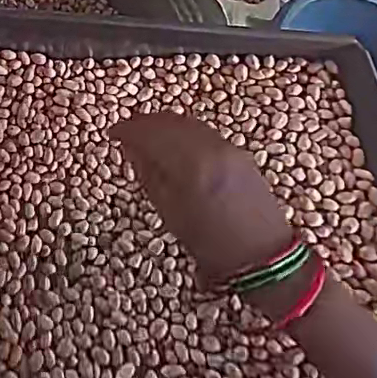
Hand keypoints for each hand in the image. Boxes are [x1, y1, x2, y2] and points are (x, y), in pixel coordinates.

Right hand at [110, 112, 293, 284]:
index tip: (112, 133)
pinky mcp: (238, 152)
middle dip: (143, 123)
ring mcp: (227, 147)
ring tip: (145, 136)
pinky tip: (172, 143)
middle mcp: (210, 148)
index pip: (149, 133)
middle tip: (125, 132)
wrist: (263, 256)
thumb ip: (148, 173)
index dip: (126, 130)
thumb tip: (131, 148)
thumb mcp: (168, 211)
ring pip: (186, 122)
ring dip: (162, 124)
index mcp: (189, 165)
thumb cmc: (210, 243)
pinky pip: (202, 131)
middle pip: (168, 121)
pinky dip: (182, 130)